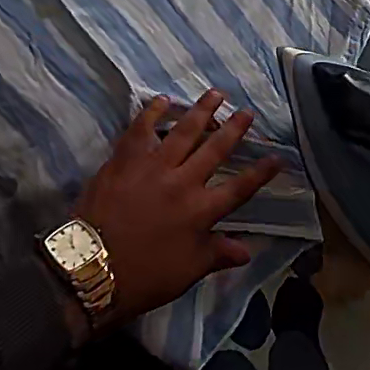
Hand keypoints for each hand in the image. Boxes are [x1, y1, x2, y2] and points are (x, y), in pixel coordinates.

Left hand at [71, 89, 281, 330]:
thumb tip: (247, 251)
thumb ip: (217, 254)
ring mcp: (154, 167)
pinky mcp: (126, 160)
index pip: (240, 188)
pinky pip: (142, 129)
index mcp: (201, 211)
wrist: (91, 268)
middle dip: (234, 129)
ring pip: (184, 131)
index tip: (278, 157)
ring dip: (202, 111)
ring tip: (216, 93)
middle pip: (215, 150)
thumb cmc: (144, 276)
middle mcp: (183, 182)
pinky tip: (162, 100)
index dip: (261, 173)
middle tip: (247, 111)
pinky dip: (153, 113)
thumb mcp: (187, 272)